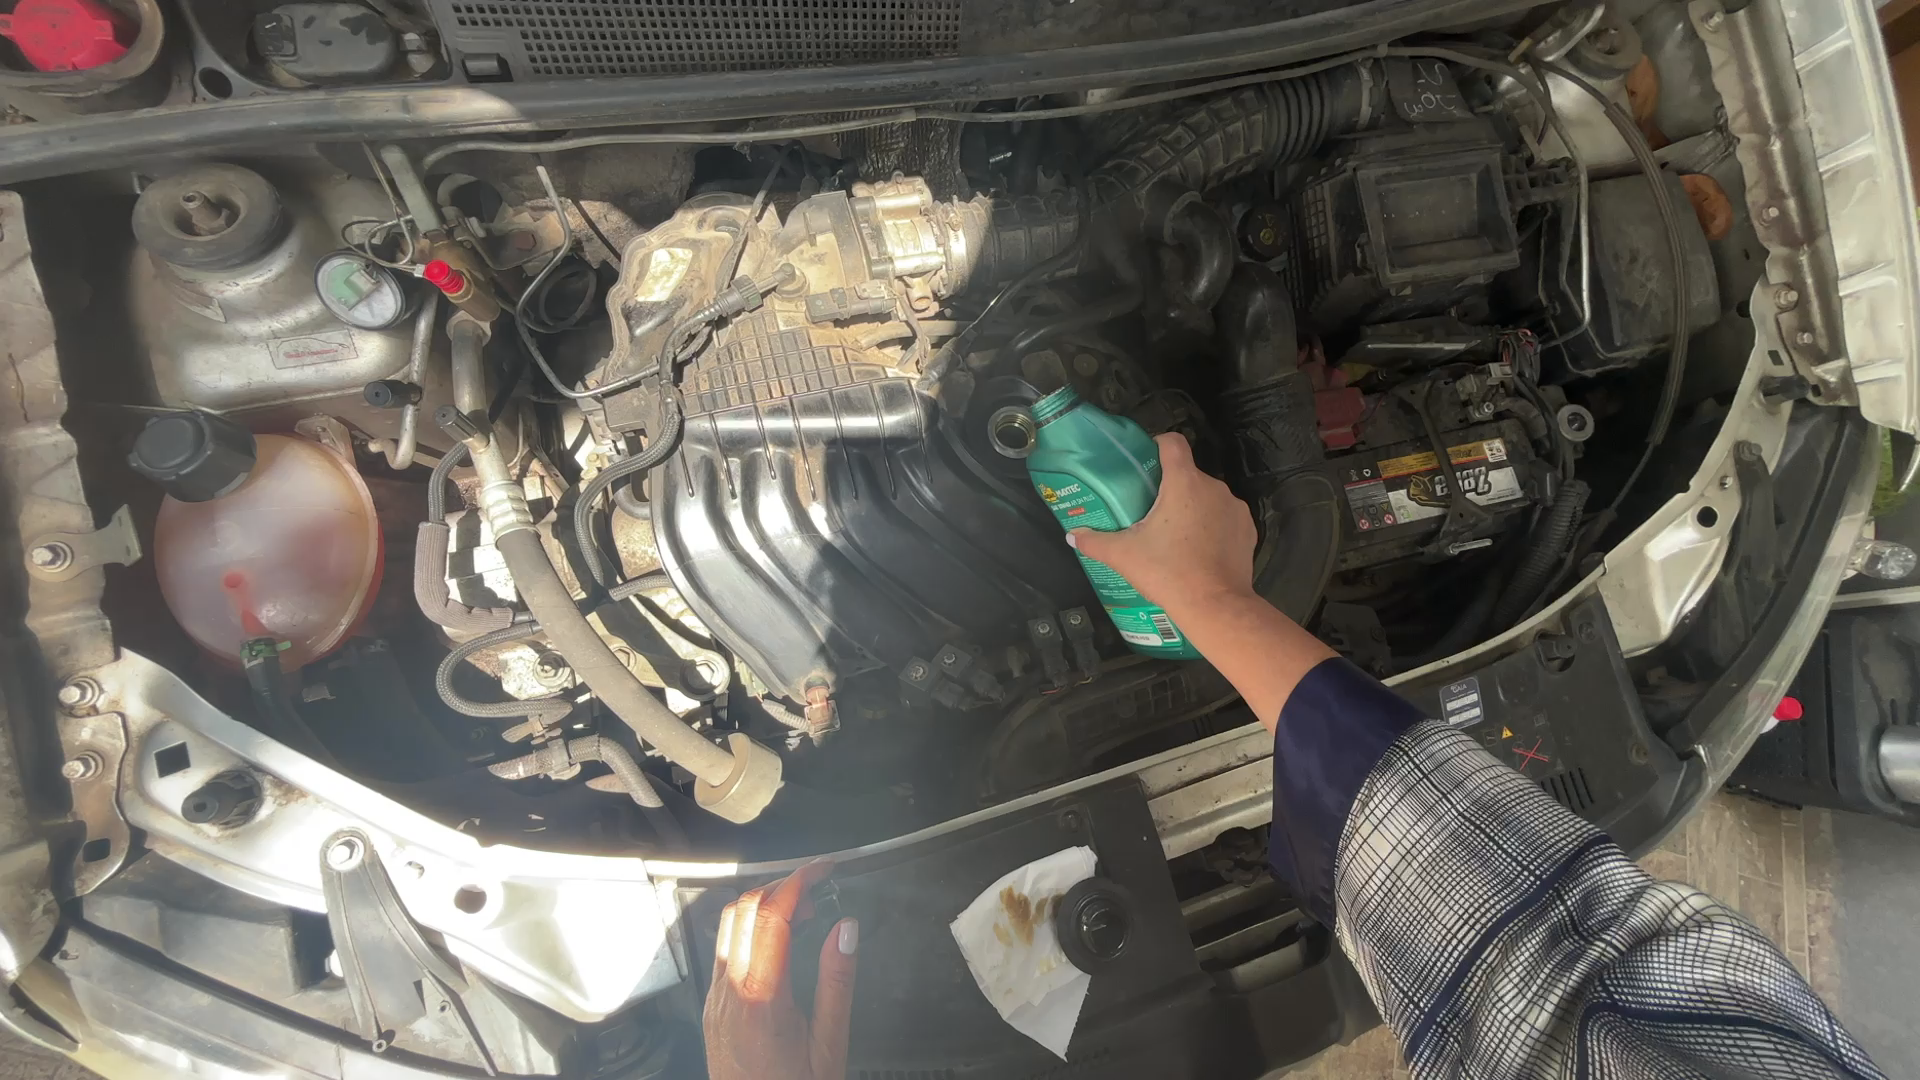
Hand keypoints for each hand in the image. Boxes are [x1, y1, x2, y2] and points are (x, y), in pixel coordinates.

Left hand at [704, 861, 859, 1079]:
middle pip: (746, 908)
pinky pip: (724, 947)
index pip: (774, 915)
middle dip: (782, 885)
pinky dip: (750, 926)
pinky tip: (777, 941)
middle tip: (816, 892)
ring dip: (764, 903)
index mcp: (762, 998)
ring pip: (729, 923)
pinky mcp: (711, 1007)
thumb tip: (846, 927)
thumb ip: (837, 981)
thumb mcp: (830, 1044)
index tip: (824, 869)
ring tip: (800, 914)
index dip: (800, 880)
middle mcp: (730, 992)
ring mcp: (715, 999)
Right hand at [1070, 432, 1331, 726]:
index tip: (1143, 461)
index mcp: (1184, 483)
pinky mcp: (1247, 530)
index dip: (1156, 445)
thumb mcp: (1123, 556)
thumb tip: (1073, 536)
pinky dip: (1212, 527)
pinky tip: (1197, 549)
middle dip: (1169, 487)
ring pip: (1207, 497)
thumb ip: (1095, 542)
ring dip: (1191, 507)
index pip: (1173, 443)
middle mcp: (1214, 488)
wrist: (1215, 606)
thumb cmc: (1167, 572)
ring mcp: (1235, 508)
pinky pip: (1224, 518)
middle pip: (1188, 474)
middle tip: (1149, 509)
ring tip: (1173, 533)